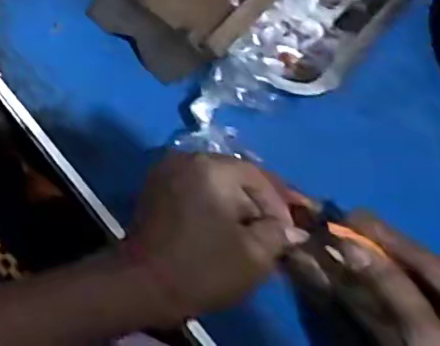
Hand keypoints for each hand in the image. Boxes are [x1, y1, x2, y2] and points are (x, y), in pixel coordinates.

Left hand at [123, 153, 304, 322]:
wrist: (147, 280)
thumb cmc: (205, 266)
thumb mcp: (254, 256)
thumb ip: (277, 234)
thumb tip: (292, 228)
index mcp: (209, 167)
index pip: (255, 174)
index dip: (279, 203)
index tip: (292, 233)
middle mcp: (185, 158)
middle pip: (233, 174)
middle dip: (258, 202)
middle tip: (277, 233)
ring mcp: (166, 170)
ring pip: (213, 181)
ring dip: (236, 204)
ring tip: (255, 235)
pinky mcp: (156, 187)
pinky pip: (194, 187)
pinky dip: (213, 204)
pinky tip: (226, 228)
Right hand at [306, 211, 439, 345]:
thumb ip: (395, 295)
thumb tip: (351, 243)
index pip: (433, 260)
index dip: (388, 237)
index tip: (346, 216)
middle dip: (402, 254)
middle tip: (356, 241)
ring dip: (417, 276)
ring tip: (377, 267)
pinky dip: (435, 302)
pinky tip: (412, 304)